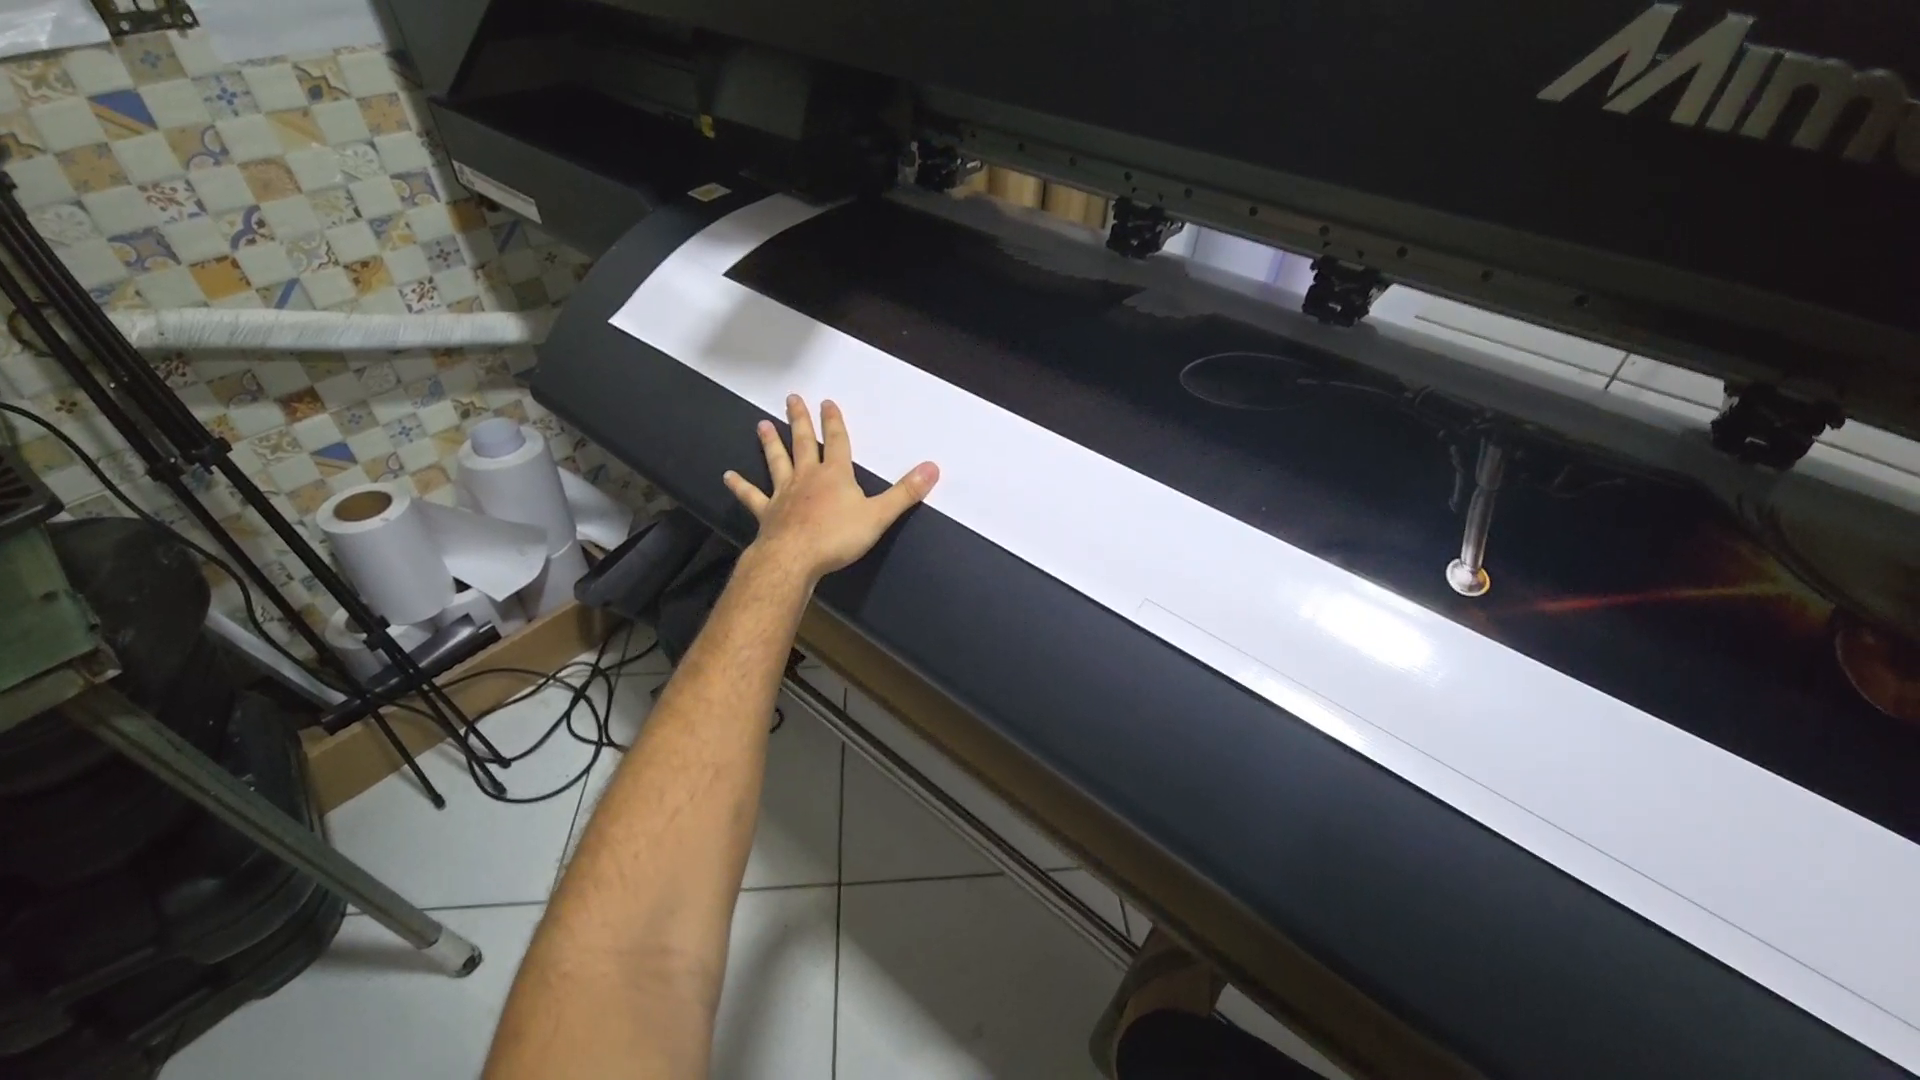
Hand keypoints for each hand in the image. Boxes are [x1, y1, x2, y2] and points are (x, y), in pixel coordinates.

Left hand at [723, 395, 939, 582]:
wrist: (794, 558)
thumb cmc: (837, 537)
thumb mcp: (879, 515)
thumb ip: (905, 493)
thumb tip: (932, 467)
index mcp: (835, 475)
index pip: (837, 442)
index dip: (834, 422)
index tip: (827, 402)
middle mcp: (807, 477)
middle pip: (803, 443)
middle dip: (800, 421)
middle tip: (791, 399)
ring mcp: (783, 494)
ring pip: (776, 462)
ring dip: (770, 443)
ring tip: (762, 424)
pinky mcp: (767, 513)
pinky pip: (752, 496)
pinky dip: (740, 486)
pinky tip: (728, 476)